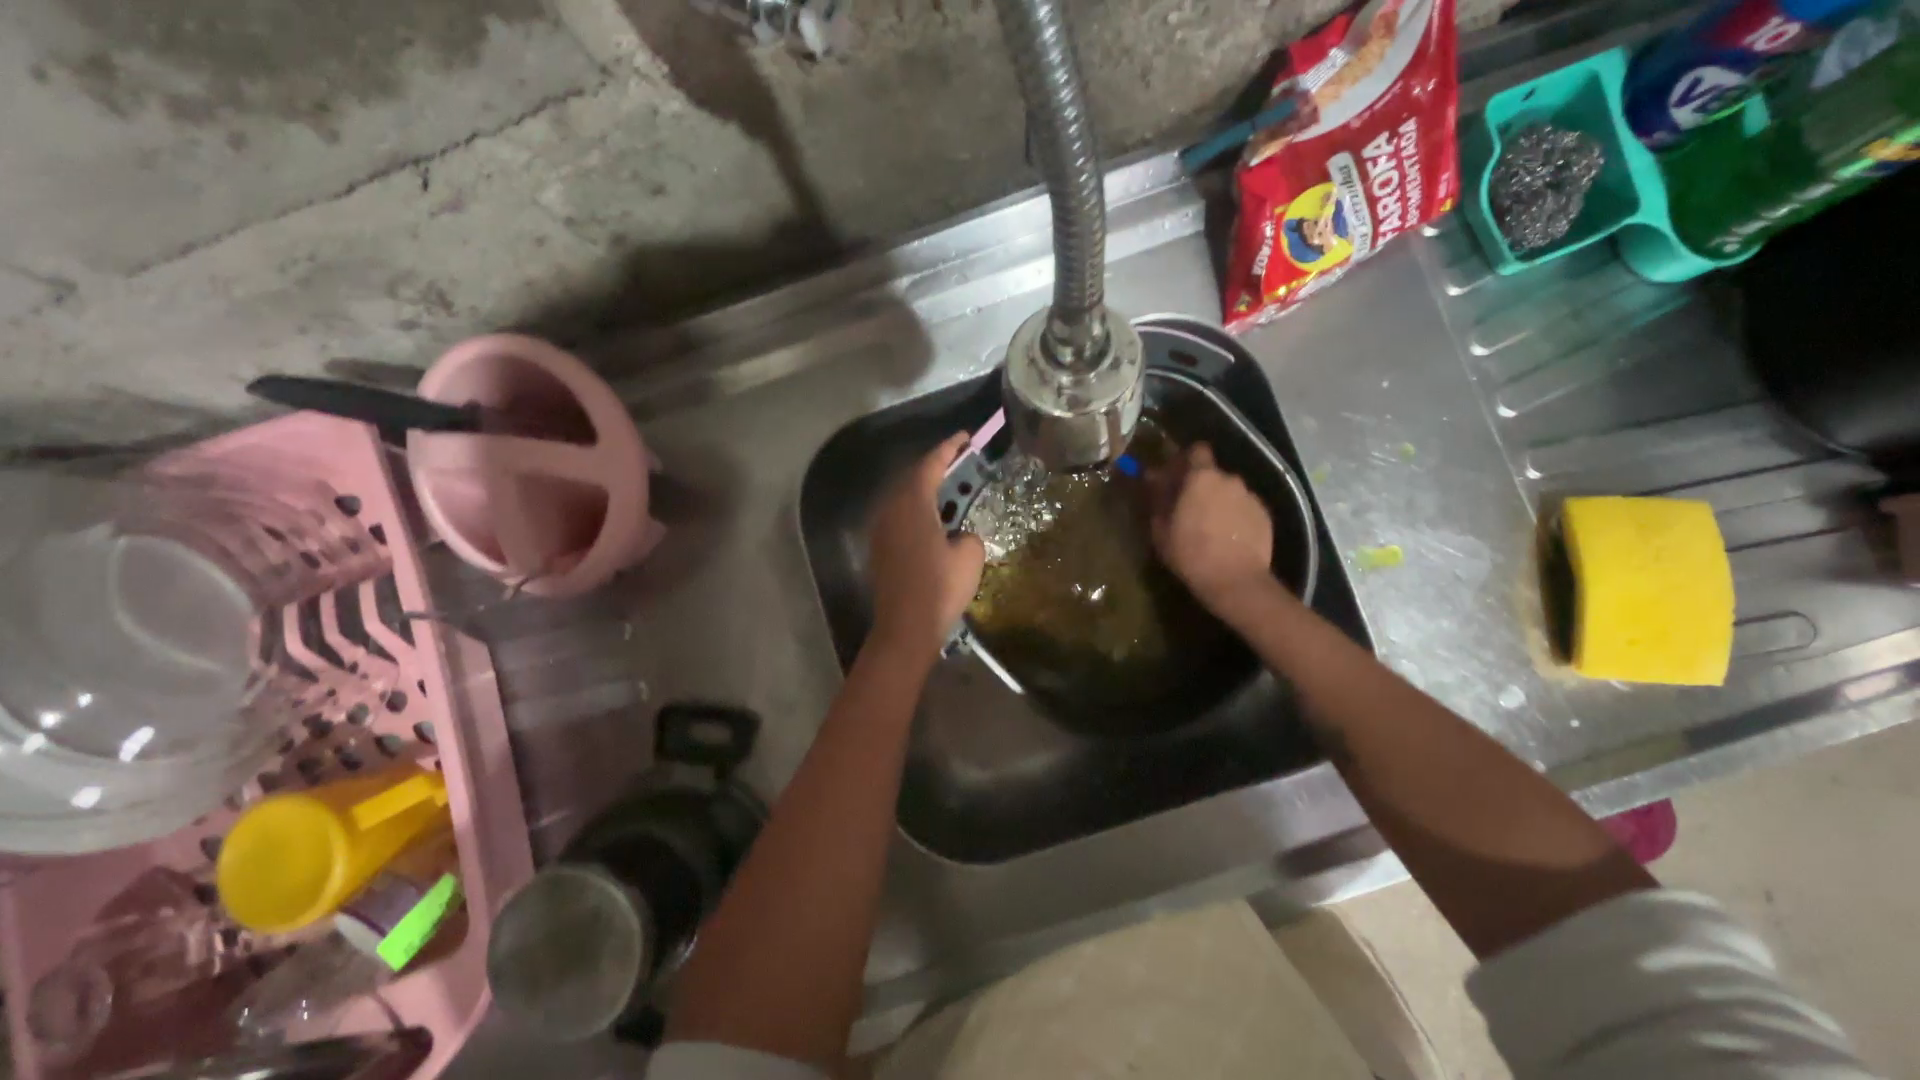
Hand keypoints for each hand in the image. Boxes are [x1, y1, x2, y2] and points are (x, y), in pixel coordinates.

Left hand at [867, 432, 986, 657]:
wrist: (905, 628)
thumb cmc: (940, 588)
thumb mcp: (969, 556)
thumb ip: (968, 534)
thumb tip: (958, 535)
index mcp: (912, 503)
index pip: (930, 464)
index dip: (949, 448)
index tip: (965, 436)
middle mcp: (890, 509)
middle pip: (913, 477)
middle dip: (937, 466)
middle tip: (962, 459)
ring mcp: (881, 529)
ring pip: (904, 497)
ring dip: (926, 489)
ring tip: (952, 488)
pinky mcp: (880, 548)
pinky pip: (900, 516)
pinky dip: (918, 509)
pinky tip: (936, 519)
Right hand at [1149, 443, 1274, 609]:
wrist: (1236, 581)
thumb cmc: (1191, 553)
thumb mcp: (1162, 529)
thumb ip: (1158, 498)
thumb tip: (1153, 479)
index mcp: (1202, 477)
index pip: (1197, 450)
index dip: (1187, 460)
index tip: (1177, 476)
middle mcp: (1230, 479)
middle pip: (1213, 474)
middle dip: (1202, 486)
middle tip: (1190, 507)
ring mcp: (1251, 497)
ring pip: (1230, 492)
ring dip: (1220, 502)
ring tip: (1212, 526)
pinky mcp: (1265, 515)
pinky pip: (1245, 508)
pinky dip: (1236, 517)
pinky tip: (1229, 538)